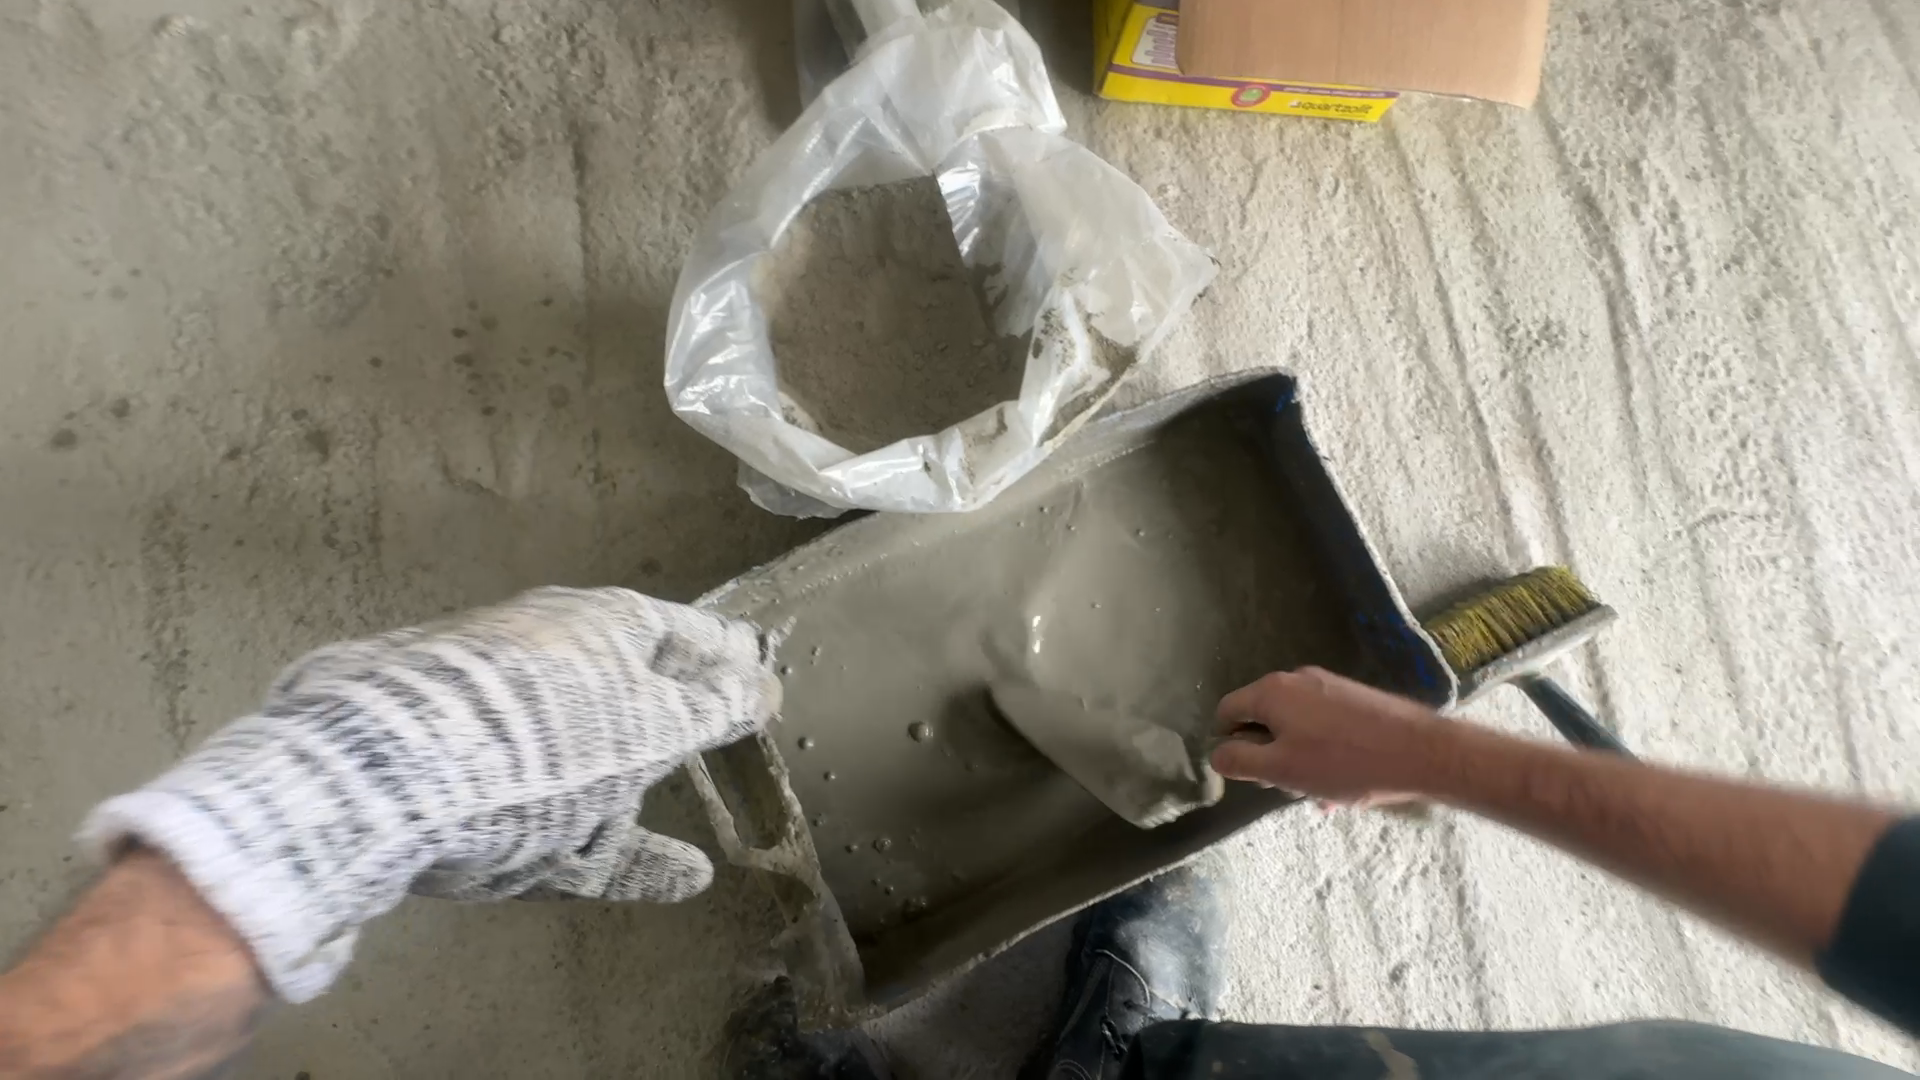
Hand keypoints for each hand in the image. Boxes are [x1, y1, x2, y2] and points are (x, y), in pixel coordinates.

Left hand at [80, 587, 779, 1002]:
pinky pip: (551, 814)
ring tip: (681, 854)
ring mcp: (496, 717)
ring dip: (632, 799)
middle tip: (712, 743)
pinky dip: (605, 846)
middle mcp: (550, 658)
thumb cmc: (551, 735)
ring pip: (585, 760)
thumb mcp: (654, 723)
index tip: (761, 665)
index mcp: (604, 626)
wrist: (376, 782)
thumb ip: (717, 707)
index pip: (689, 631)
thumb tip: (765, 685)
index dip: (732, 652)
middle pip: (632, 692)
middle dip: (674, 723)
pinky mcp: (456, 780)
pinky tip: (672, 880)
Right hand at [1208, 667, 1442, 804]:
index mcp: (1270, 692)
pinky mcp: (1354, 697)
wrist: (1426, 753)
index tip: (1250, 774)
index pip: (1226, 712)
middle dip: (1268, 753)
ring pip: (1294, 724)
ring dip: (1298, 756)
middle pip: (1261, 718)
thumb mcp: (1282, 769)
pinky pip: (1322, 724)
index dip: (1229, 744)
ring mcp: (1327, 685)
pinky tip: (1344, 782)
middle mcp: (1294, 679)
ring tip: (1323, 791)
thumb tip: (1216, 754)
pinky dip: (1322, 750)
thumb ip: (1239, 762)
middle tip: (1289, 786)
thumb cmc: (1345, 762)